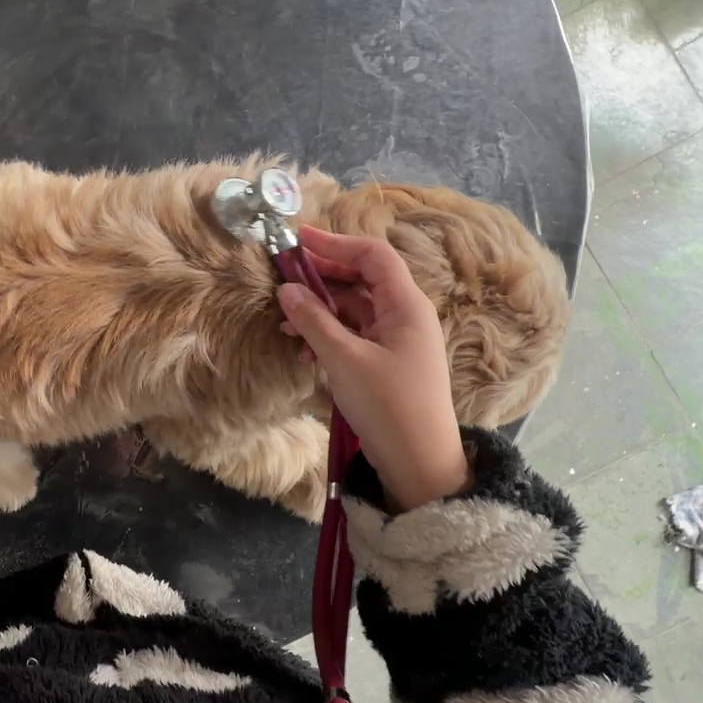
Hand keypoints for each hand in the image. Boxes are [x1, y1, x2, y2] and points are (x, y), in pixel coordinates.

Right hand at [277, 227, 469, 511]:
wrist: (418, 462)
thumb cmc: (387, 405)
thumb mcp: (344, 360)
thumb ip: (313, 321)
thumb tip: (286, 290)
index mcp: (406, 306)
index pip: (372, 256)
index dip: (335, 243)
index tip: (297, 240)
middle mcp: (404, 316)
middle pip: (361, 279)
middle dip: (322, 276)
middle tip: (284, 277)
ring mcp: (396, 340)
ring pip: (353, 309)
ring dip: (319, 310)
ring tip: (285, 322)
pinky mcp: (385, 363)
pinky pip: (353, 334)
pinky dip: (327, 335)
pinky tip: (303, 351)